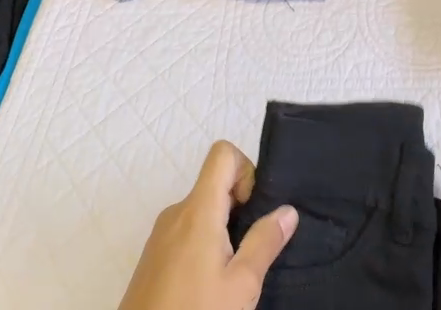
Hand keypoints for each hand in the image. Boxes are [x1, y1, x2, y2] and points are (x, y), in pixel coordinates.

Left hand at [118, 141, 298, 309]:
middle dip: (239, 206)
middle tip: (252, 248)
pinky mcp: (153, 255)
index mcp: (197, 210)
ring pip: (201, 210)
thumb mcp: (241, 285)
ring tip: (233, 271)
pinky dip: (204, 243)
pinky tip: (211, 282)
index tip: (254, 211)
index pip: (222, 154)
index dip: (246, 171)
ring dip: (223, 229)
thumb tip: (287, 210)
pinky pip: (186, 230)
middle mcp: (176, 212)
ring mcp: (160, 234)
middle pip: (214, 183)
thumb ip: (264, 242)